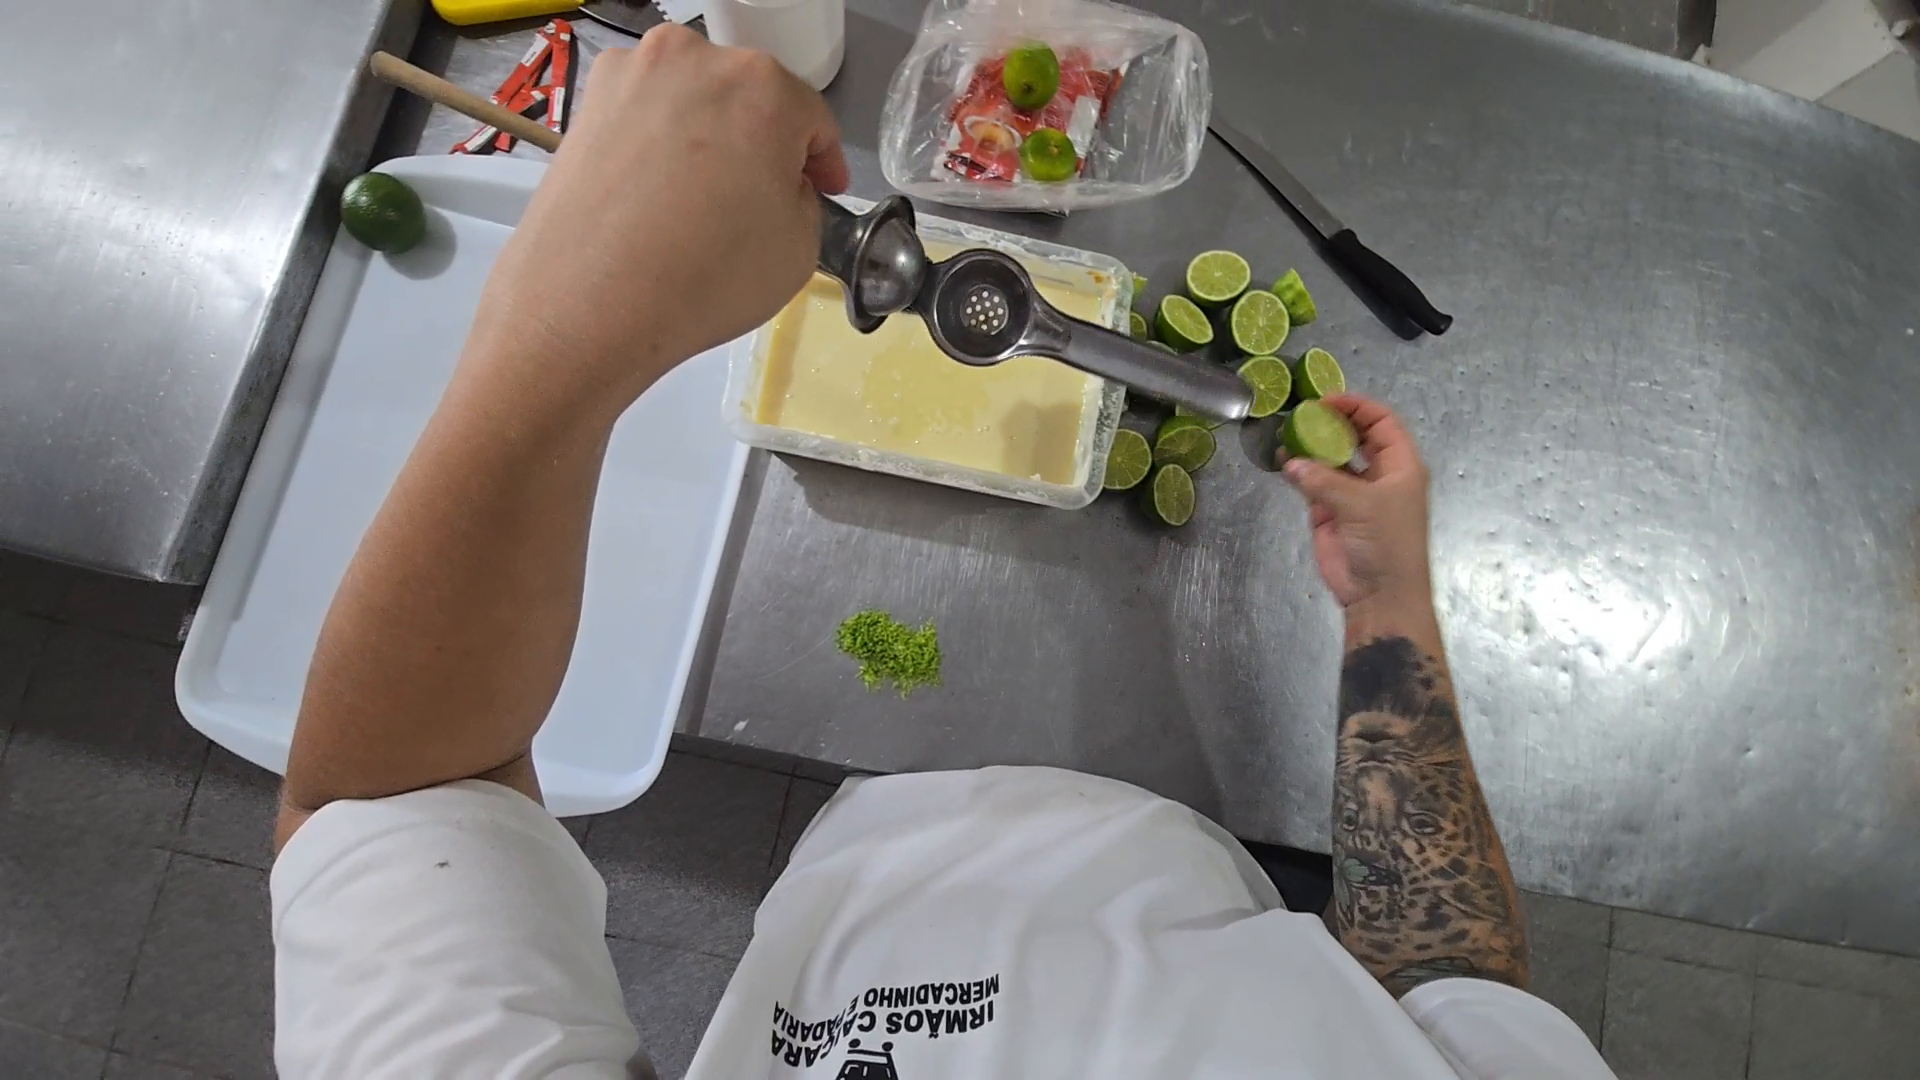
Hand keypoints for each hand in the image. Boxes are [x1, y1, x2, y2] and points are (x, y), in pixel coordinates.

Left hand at [459, 25, 849, 422]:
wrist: (594, 298)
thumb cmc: (713, 273)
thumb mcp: (801, 248)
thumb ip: (804, 201)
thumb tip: (780, 187)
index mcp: (764, 87)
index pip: (813, 117)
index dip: (824, 162)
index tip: (824, 191)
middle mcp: (695, 59)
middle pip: (751, 100)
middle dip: (766, 146)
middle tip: (767, 201)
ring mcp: (632, 74)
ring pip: (695, 106)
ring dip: (713, 144)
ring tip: (709, 206)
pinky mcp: (587, 103)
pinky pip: (648, 121)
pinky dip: (664, 152)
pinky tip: (664, 203)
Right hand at [1280, 395, 1432, 613]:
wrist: (1378, 593)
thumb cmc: (1386, 544)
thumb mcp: (1362, 505)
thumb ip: (1325, 481)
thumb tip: (1291, 461)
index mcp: (1400, 466)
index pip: (1382, 423)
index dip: (1358, 407)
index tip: (1327, 400)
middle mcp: (1377, 474)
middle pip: (1355, 437)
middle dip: (1333, 423)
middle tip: (1303, 413)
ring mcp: (1351, 492)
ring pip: (1331, 459)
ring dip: (1312, 446)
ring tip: (1288, 432)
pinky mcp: (1328, 511)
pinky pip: (1312, 483)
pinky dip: (1298, 471)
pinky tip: (1283, 460)